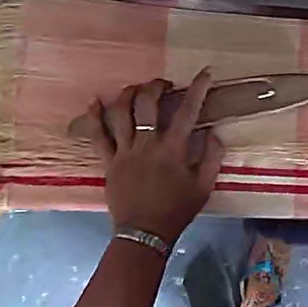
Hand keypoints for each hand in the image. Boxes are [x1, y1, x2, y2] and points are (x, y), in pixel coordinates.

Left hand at [84, 70, 225, 242]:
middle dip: (155, 86)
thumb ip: (211, 158)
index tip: (204, 73)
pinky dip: (93, 116)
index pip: (187, 111)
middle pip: (147, 103)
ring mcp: (125, 151)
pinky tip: (94, 102)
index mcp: (173, 149)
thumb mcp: (203, 187)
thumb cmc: (176, 210)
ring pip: (120, 112)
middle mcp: (147, 145)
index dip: (197, 89)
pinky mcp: (108, 161)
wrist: (144, 233)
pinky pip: (97, 135)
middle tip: (163, 84)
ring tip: (135, 88)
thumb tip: (214, 133)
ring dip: (128, 94)